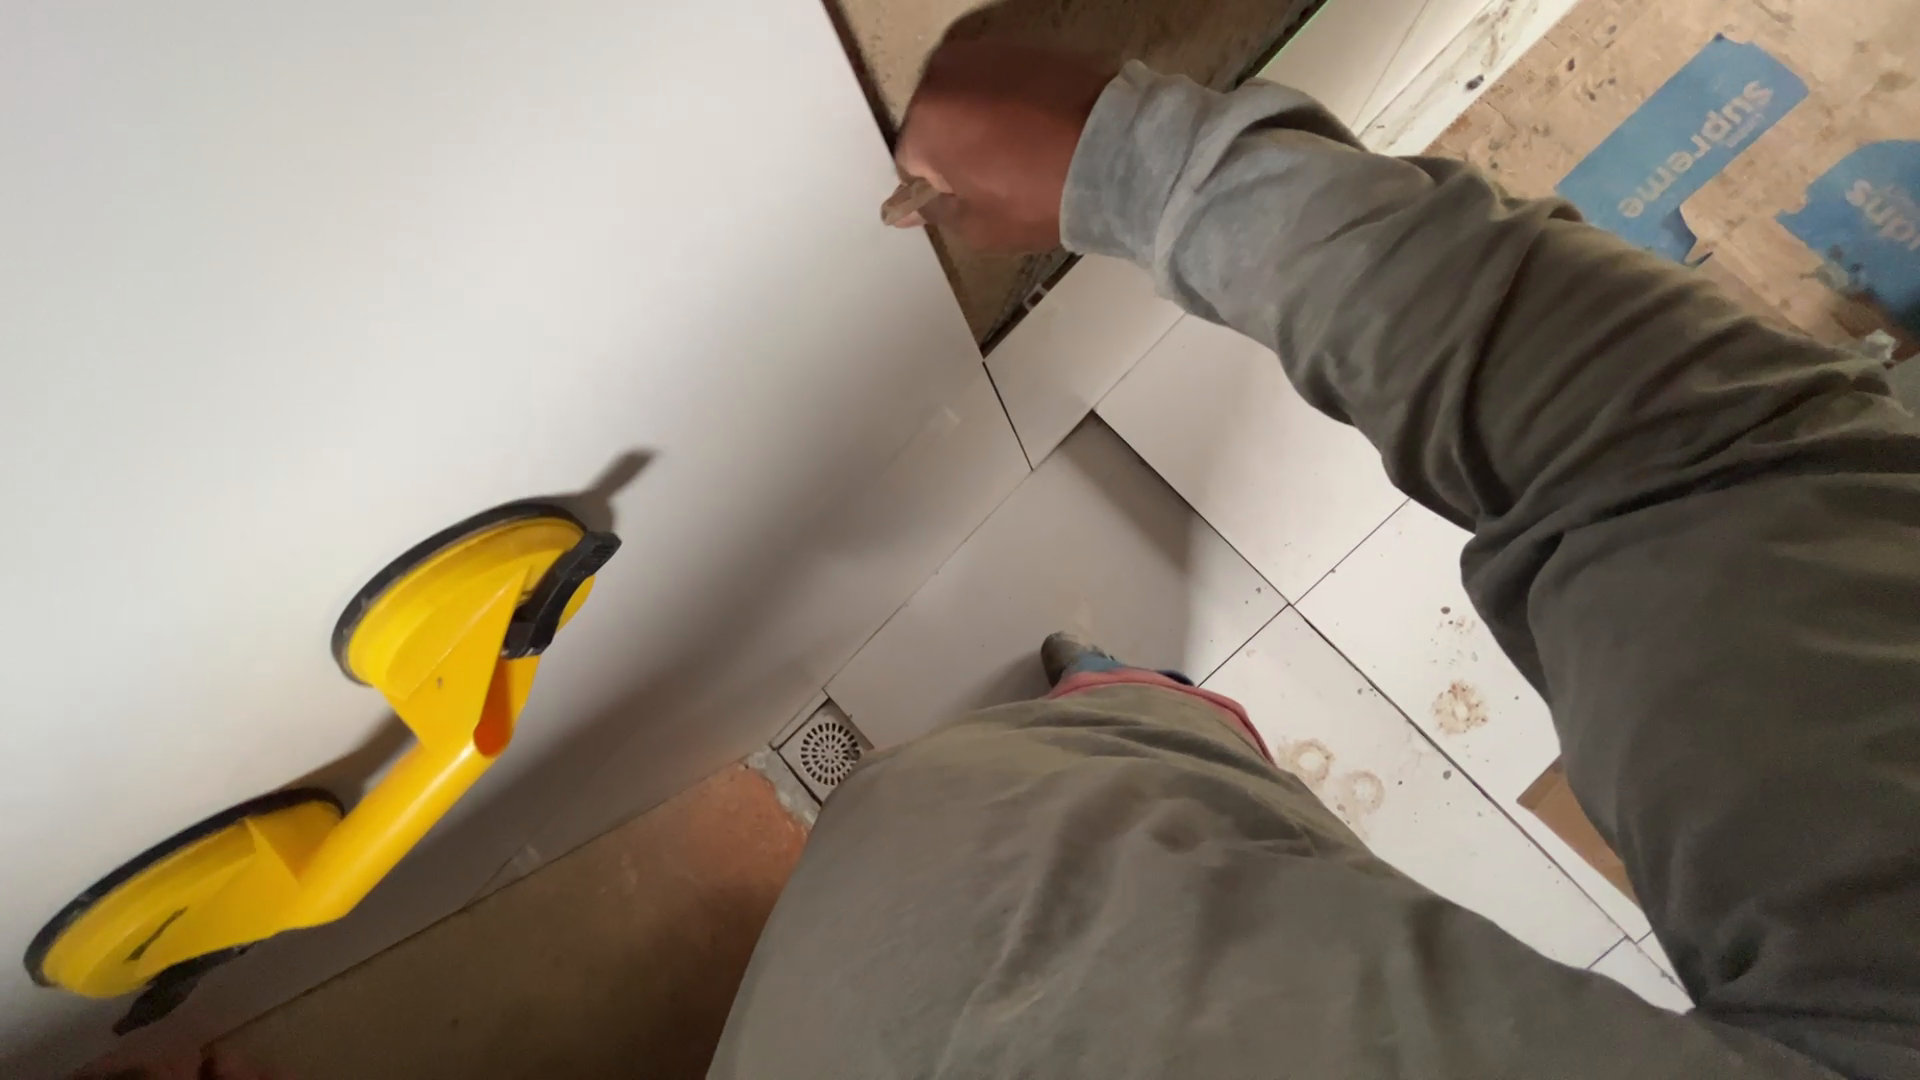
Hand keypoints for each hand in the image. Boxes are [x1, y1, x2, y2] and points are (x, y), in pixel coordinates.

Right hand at [891, 41, 1114, 251]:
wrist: (1112, 153)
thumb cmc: (1035, 197)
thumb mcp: (977, 226)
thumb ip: (934, 213)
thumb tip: (906, 209)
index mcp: (925, 119)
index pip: (909, 164)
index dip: (936, 191)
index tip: (968, 202)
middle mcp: (944, 72)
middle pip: (934, 124)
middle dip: (954, 152)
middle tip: (995, 182)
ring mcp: (986, 52)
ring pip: (965, 102)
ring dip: (980, 128)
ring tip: (1019, 158)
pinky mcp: (1023, 46)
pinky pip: (998, 86)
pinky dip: (1007, 108)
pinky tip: (1035, 133)